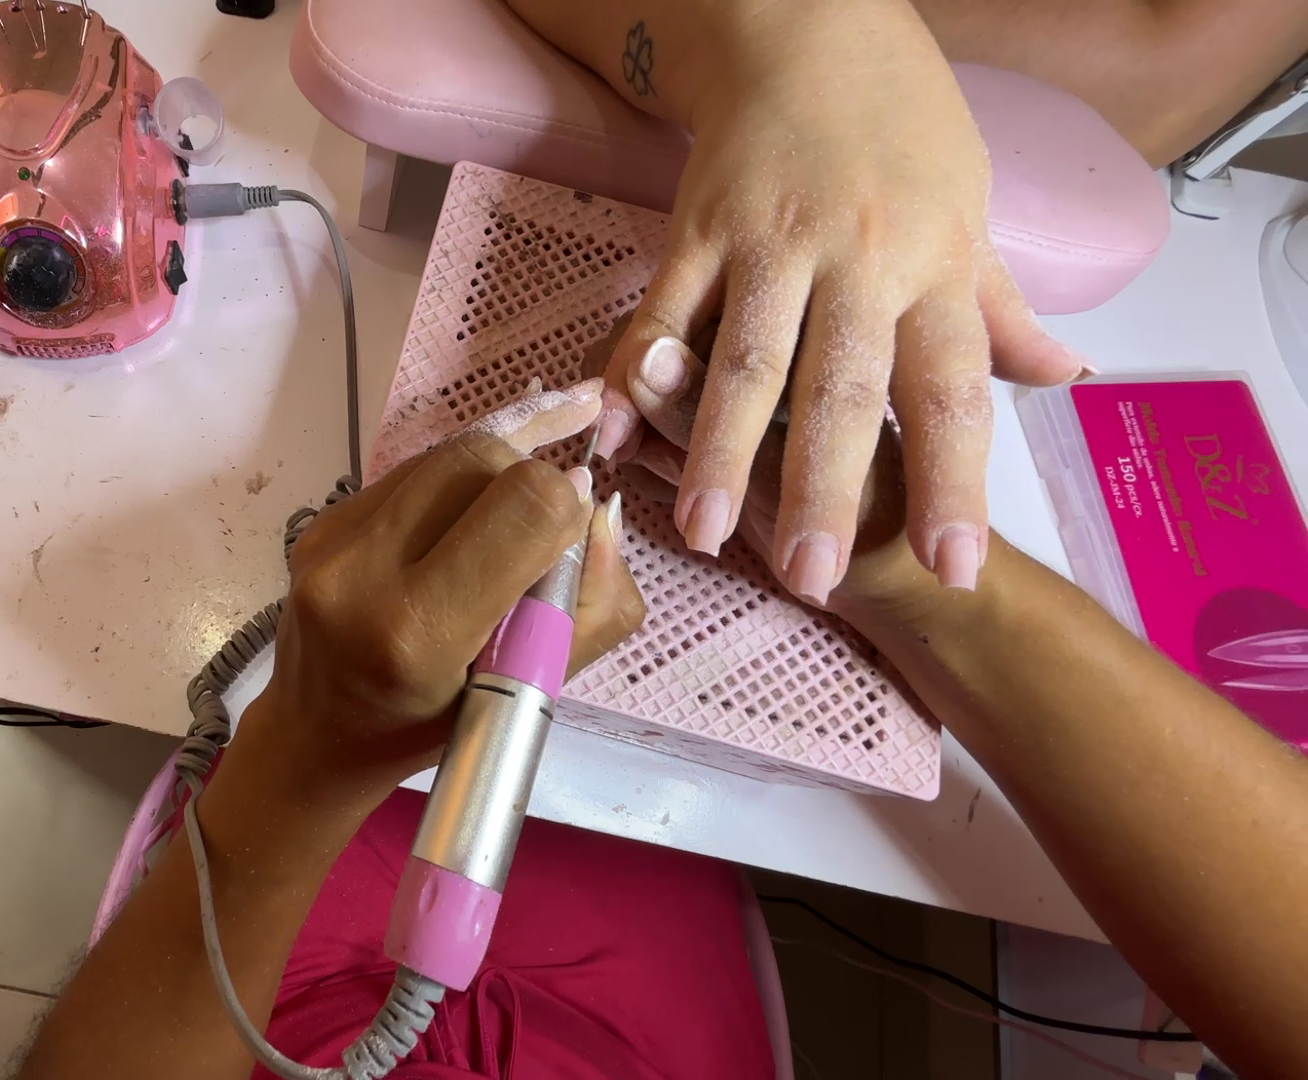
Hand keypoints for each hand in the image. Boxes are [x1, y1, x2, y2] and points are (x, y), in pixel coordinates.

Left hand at [241, 381, 644, 810]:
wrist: (319, 733)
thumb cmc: (430, 731)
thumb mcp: (530, 691)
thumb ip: (590, 604)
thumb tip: (596, 506)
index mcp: (417, 630)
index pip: (522, 507)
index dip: (565, 506)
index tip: (569, 538)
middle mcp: (360, 571)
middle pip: (477, 459)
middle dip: (528, 478)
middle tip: (540, 524)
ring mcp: (331, 538)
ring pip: (443, 454)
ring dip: (492, 474)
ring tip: (509, 513)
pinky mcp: (323, 520)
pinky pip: (411, 472)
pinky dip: (454, 485)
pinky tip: (467, 515)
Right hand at [595, 0, 1081, 604]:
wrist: (808, 33)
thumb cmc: (896, 129)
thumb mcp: (970, 209)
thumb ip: (1001, 306)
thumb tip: (1058, 379)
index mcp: (934, 261)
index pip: (951, 389)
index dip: (955, 481)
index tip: (949, 566)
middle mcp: (856, 259)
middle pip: (839, 392)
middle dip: (824, 492)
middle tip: (812, 578)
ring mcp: (766, 246)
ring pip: (742, 365)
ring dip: (721, 455)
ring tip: (704, 533)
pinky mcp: (694, 235)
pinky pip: (659, 317)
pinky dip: (633, 381)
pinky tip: (615, 440)